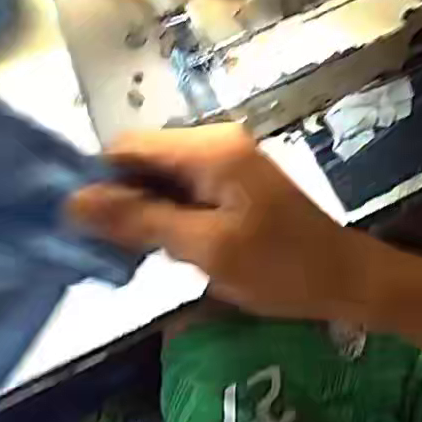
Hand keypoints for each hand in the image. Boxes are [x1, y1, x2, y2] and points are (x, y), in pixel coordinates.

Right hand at [68, 124, 387, 320]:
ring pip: (161, 177)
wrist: (345, 278)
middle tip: (102, 247)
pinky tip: (160, 247)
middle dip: (121, 198)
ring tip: (126, 253)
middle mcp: (215, 143)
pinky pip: (184, 190)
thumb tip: (76, 201)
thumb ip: (141, 221)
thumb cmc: (280, 266)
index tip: (78, 222)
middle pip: (145, 160)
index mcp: (209, 149)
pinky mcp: (232, 182)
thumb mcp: (205, 248)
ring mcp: (225, 161)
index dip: (100, 179)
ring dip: (143, 210)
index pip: (130, 146)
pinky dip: (167, 215)